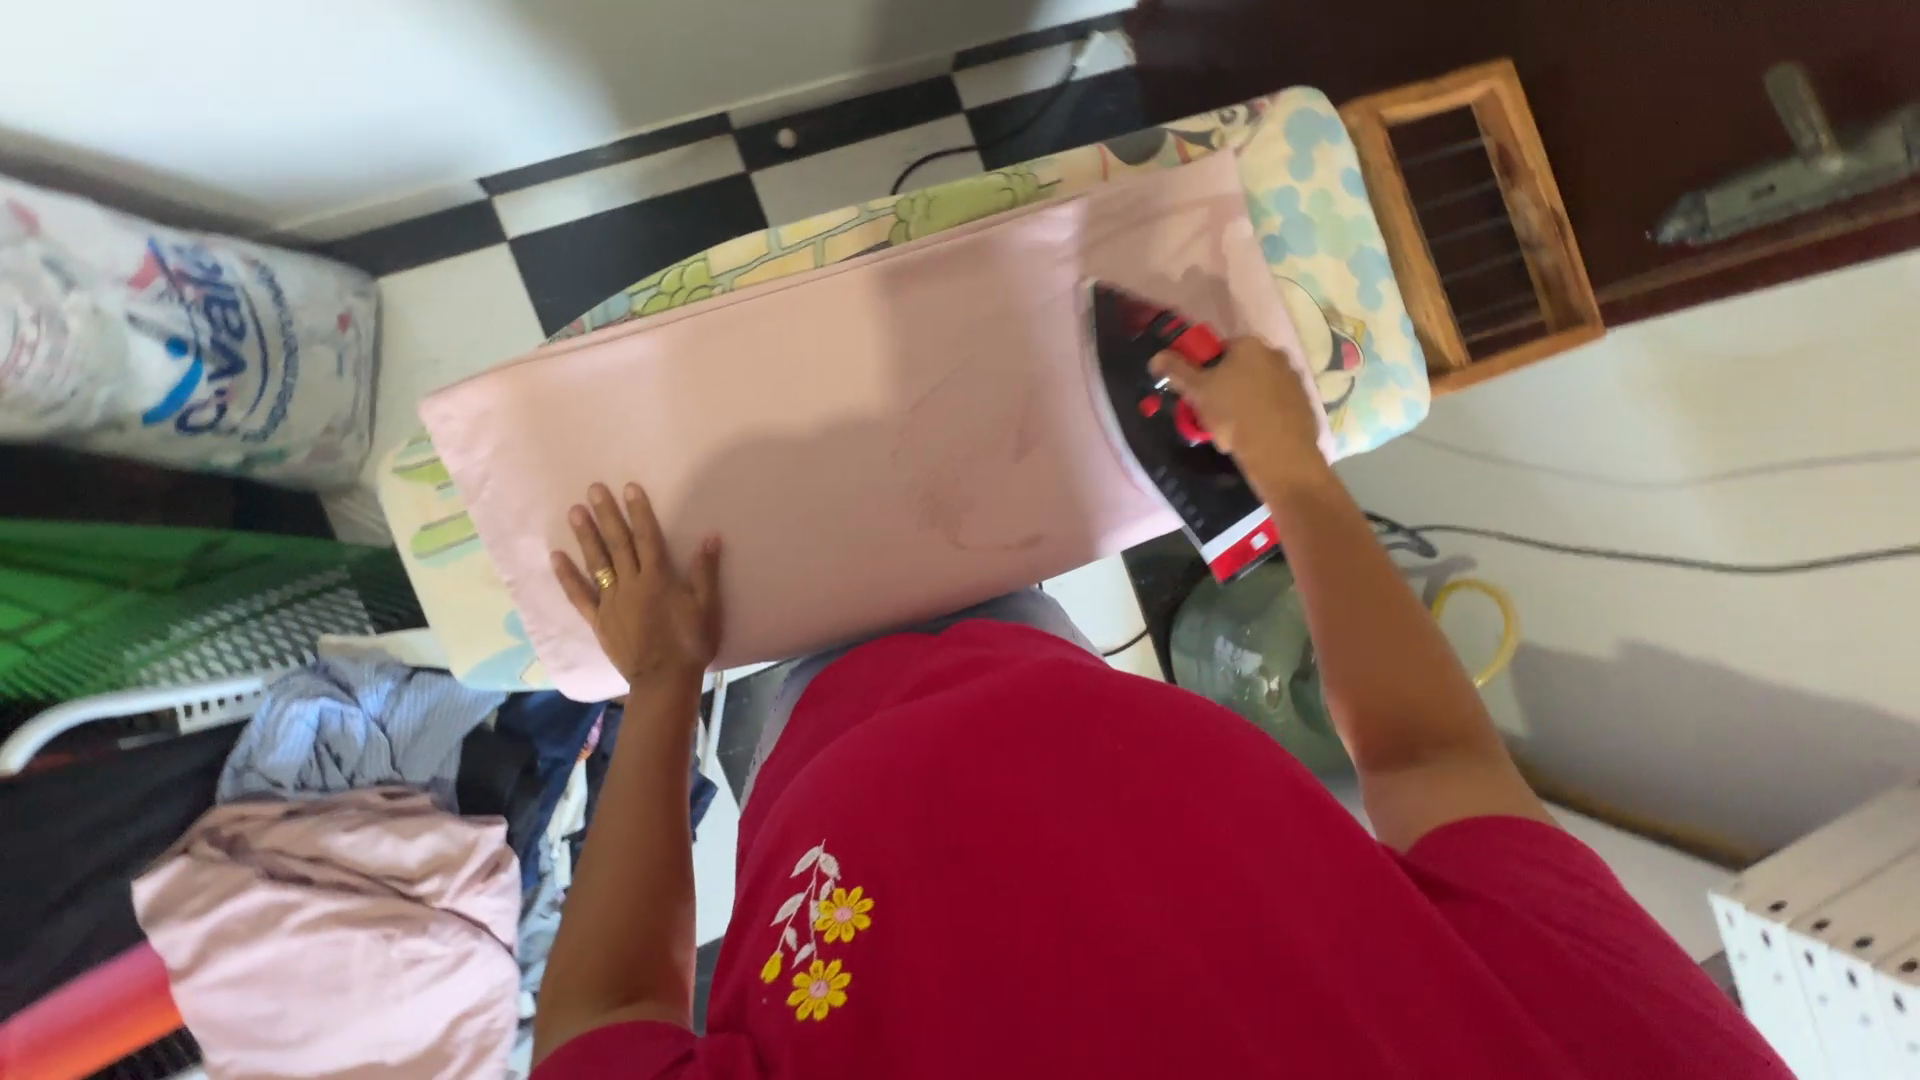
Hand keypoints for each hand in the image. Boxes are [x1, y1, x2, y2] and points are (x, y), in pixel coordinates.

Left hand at [551, 482, 722, 687]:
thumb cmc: (691, 643)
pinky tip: (556, 556)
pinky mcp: (598, 620)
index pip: (647, 537)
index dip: (639, 512)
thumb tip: (710, 537)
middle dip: (607, 515)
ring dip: (585, 536)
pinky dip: (567, 575)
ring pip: (596, 563)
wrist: (664, 679)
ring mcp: (611, 601)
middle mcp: (631, 584)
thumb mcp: (707, 606)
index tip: (629, 488)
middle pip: (618, 544)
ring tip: (574, 511)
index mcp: (659, 578)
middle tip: (594, 489)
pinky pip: (579, 595)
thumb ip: (705, 572)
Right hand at [1149, 336, 1329, 492]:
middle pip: (1241, 369)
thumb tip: (1156, 357)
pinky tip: (1253, 437)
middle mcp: (1276, 354)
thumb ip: (1176, 371)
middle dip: (1226, 389)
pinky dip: (1263, 417)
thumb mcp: (1197, 392)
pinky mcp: (1304, 403)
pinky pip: (1275, 406)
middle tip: (1212, 415)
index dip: (1205, 372)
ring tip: (1232, 432)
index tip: (1199, 394)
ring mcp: (1294, 379)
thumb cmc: (1233, 414)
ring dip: (1244, 404)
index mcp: (1249, 345)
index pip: (1220, 350)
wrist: (1278, 451)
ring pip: (1258, 389)